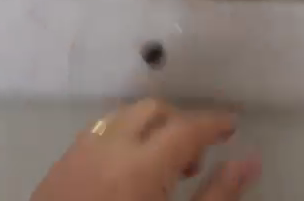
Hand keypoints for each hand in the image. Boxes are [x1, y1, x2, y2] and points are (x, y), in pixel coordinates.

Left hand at [29, 99, 259, 200]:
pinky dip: (119, 143)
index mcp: (141, 165)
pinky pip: (95, 137)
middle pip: (152, 111)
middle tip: (195, 159)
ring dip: (147, 130)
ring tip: (160, 169)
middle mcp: (108, 148)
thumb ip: (217, 196)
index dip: (213, 123)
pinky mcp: (53, 174)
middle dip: (178, 123)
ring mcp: (76, 158)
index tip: (232, 127)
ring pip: (120, 119)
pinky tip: (123, 179)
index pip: (187, 127)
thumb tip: (250, 160)